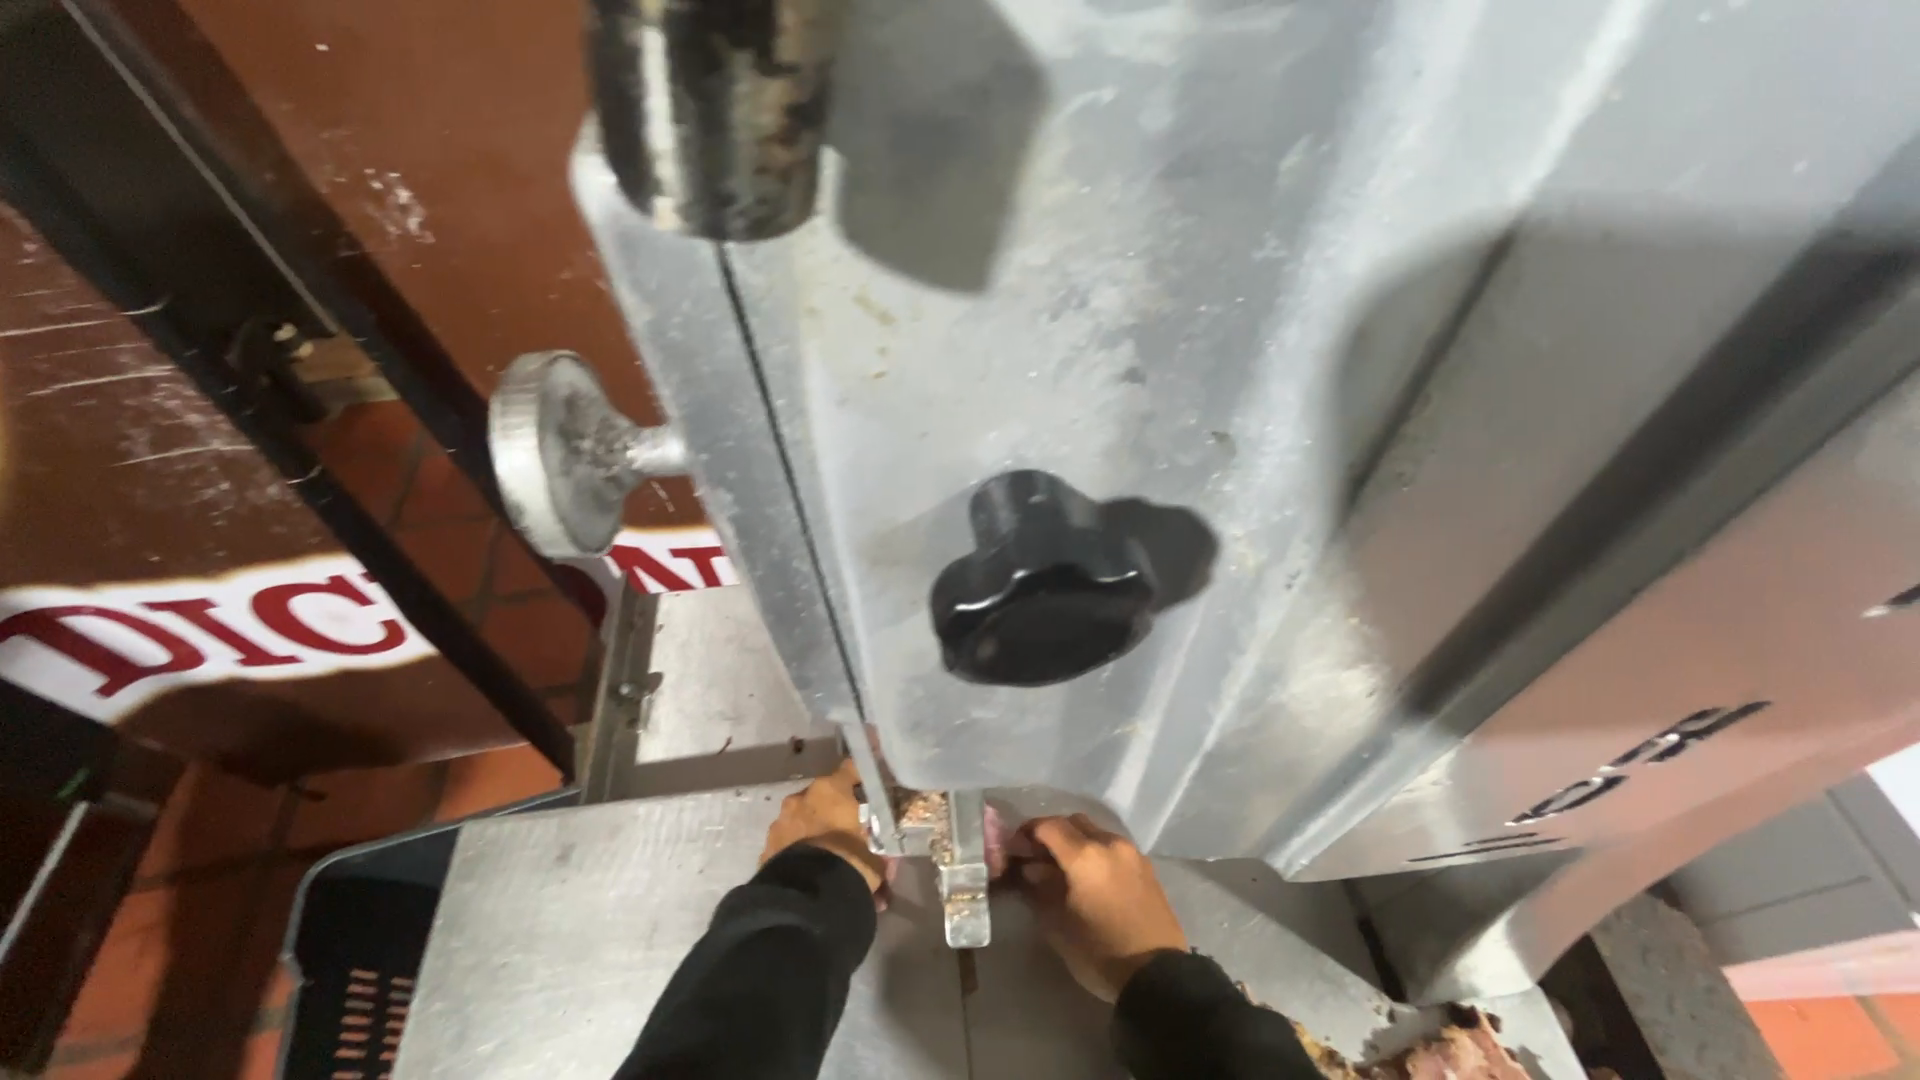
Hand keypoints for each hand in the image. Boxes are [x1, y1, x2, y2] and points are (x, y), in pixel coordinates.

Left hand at [761, 759, 887, 892]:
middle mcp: (802, 798)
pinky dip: (799, 851)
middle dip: (835, 811)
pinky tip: (810, 870)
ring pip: (803, 819)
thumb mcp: (876, 856)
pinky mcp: (767, 847)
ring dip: (815, 831)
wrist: (807, 898)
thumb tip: (886, 857)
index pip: (851, 769)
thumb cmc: (849, 863)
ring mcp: (781, 822)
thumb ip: (880, 848)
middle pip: (823, 796)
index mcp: (830, 790)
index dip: (862, 778)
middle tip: (849, 830)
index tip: (871, 788)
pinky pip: (789, 843)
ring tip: (828, 856)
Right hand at [1012, 813, 1187, 1001]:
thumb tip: (1031, 868)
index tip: (1016, 849)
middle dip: (1053, 834)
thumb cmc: (1100, 952)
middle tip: (1038, 858)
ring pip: (1096, 832)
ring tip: (1065, 870)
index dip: (1027, 832)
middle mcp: (1110, 843)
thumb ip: (1041, 888)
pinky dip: (1097, 853)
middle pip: (1073, 822)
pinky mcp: (1147, 867)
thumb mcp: (1059, 924)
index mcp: (1085, 855)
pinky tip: (1091, 878)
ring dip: (1077, 842)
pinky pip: (1114, 848)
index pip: (1048, 826)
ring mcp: (1132, 853)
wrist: (1157, 976)